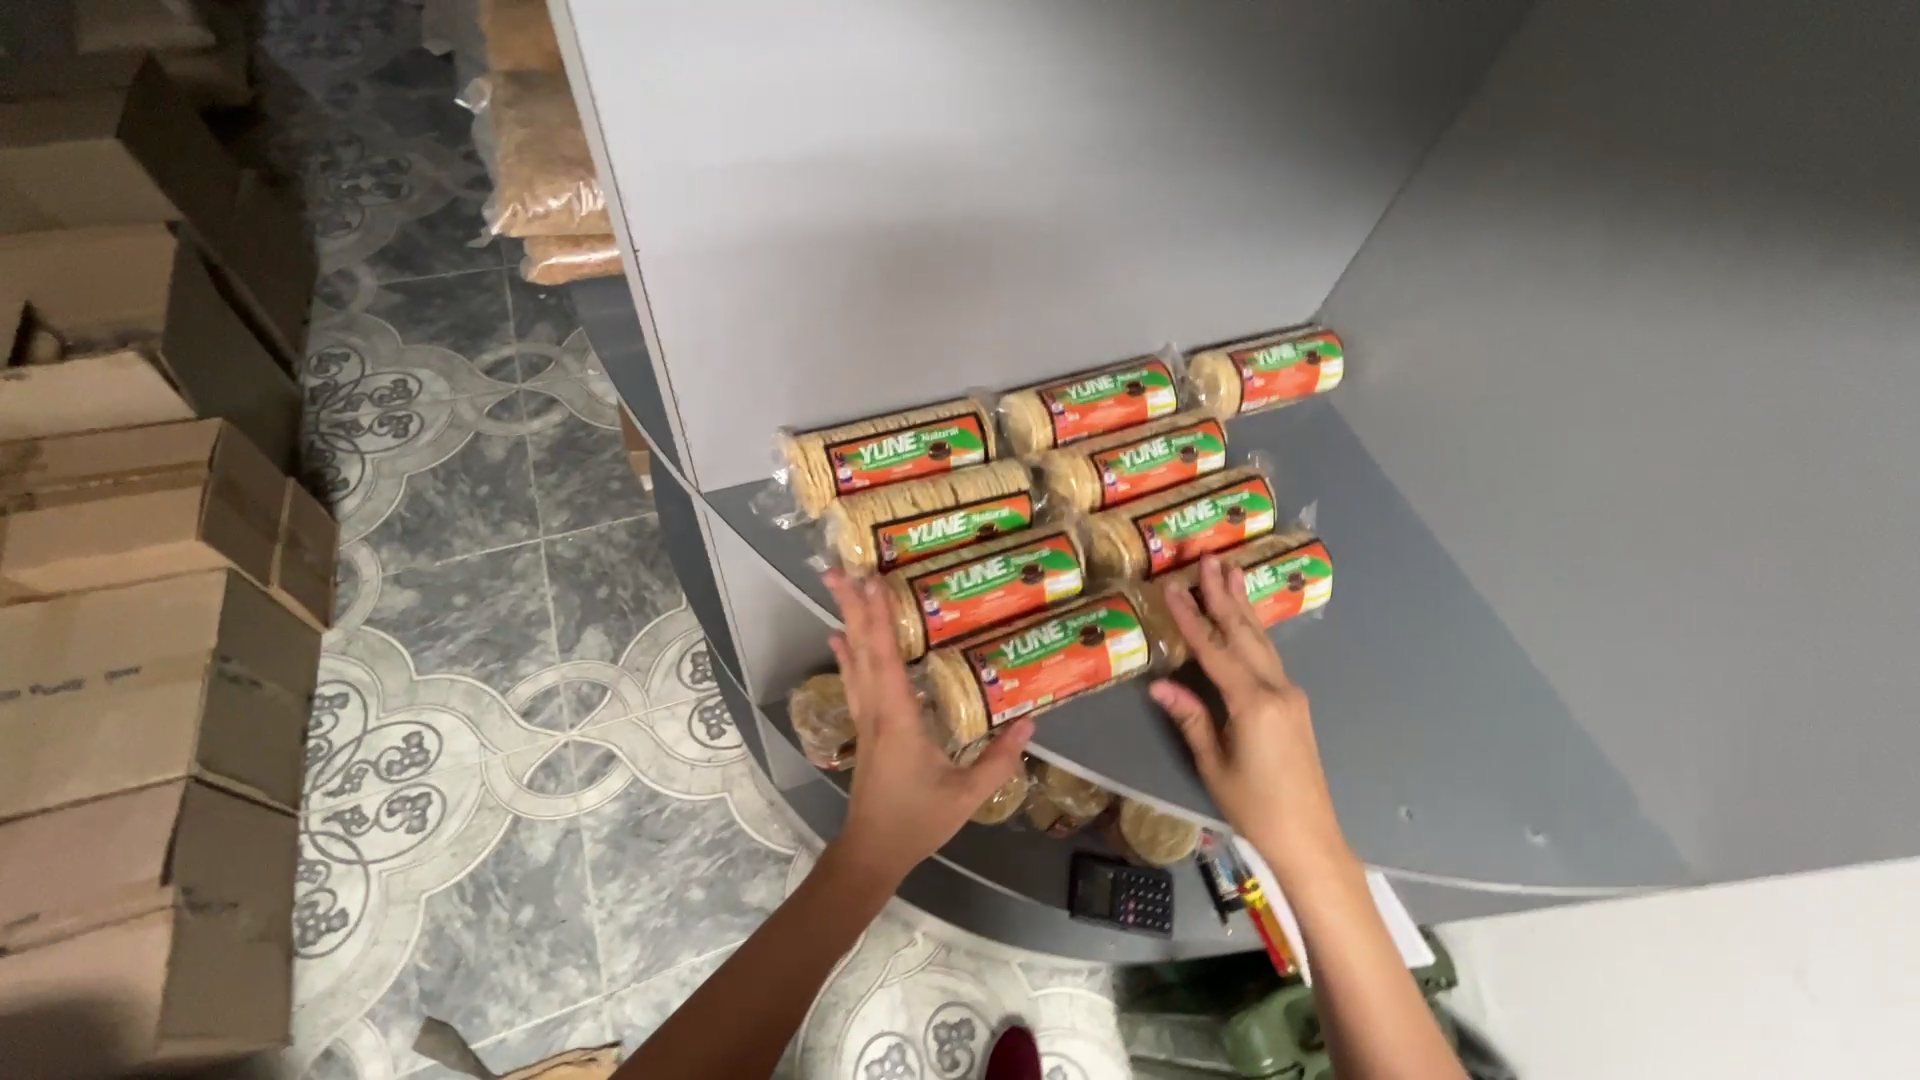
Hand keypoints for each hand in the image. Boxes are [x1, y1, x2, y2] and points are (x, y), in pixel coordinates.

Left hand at [821, 570, 1033, 884]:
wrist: (872, 850)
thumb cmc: (918, 820)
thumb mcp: (967, 794)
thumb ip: (999, 759)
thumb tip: (1030, 721)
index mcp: (898, 718)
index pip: (886, 659)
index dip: (878, 619)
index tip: (871, 582)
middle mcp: (876, 710)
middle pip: (861, 650)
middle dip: (851, 607)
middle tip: (839, 569)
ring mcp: (865, 718)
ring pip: (852, 660)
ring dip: (846, 622)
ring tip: (836, 589)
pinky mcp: (864, 727)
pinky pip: (853, 680)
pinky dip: (846, 654)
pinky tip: (839, 638)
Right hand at [1150, 556, 1348, 866]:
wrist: (1310, 836)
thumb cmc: (1255, 806)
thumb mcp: (1213, 764)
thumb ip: (1191, 719)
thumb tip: (1159, 686)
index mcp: (1253, 702)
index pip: (1214, 649)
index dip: (1191, 617)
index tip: (1172, 586)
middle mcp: (1277, 689)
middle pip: (1244, 633)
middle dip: (1224, 594)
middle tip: (1209, 558)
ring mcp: (1290, 695)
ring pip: (1261, 640)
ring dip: (1243, 606)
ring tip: (1231, 572)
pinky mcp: (1294, 705)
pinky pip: (1269, 657)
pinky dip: (1253, 632)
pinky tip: (1246, 621)